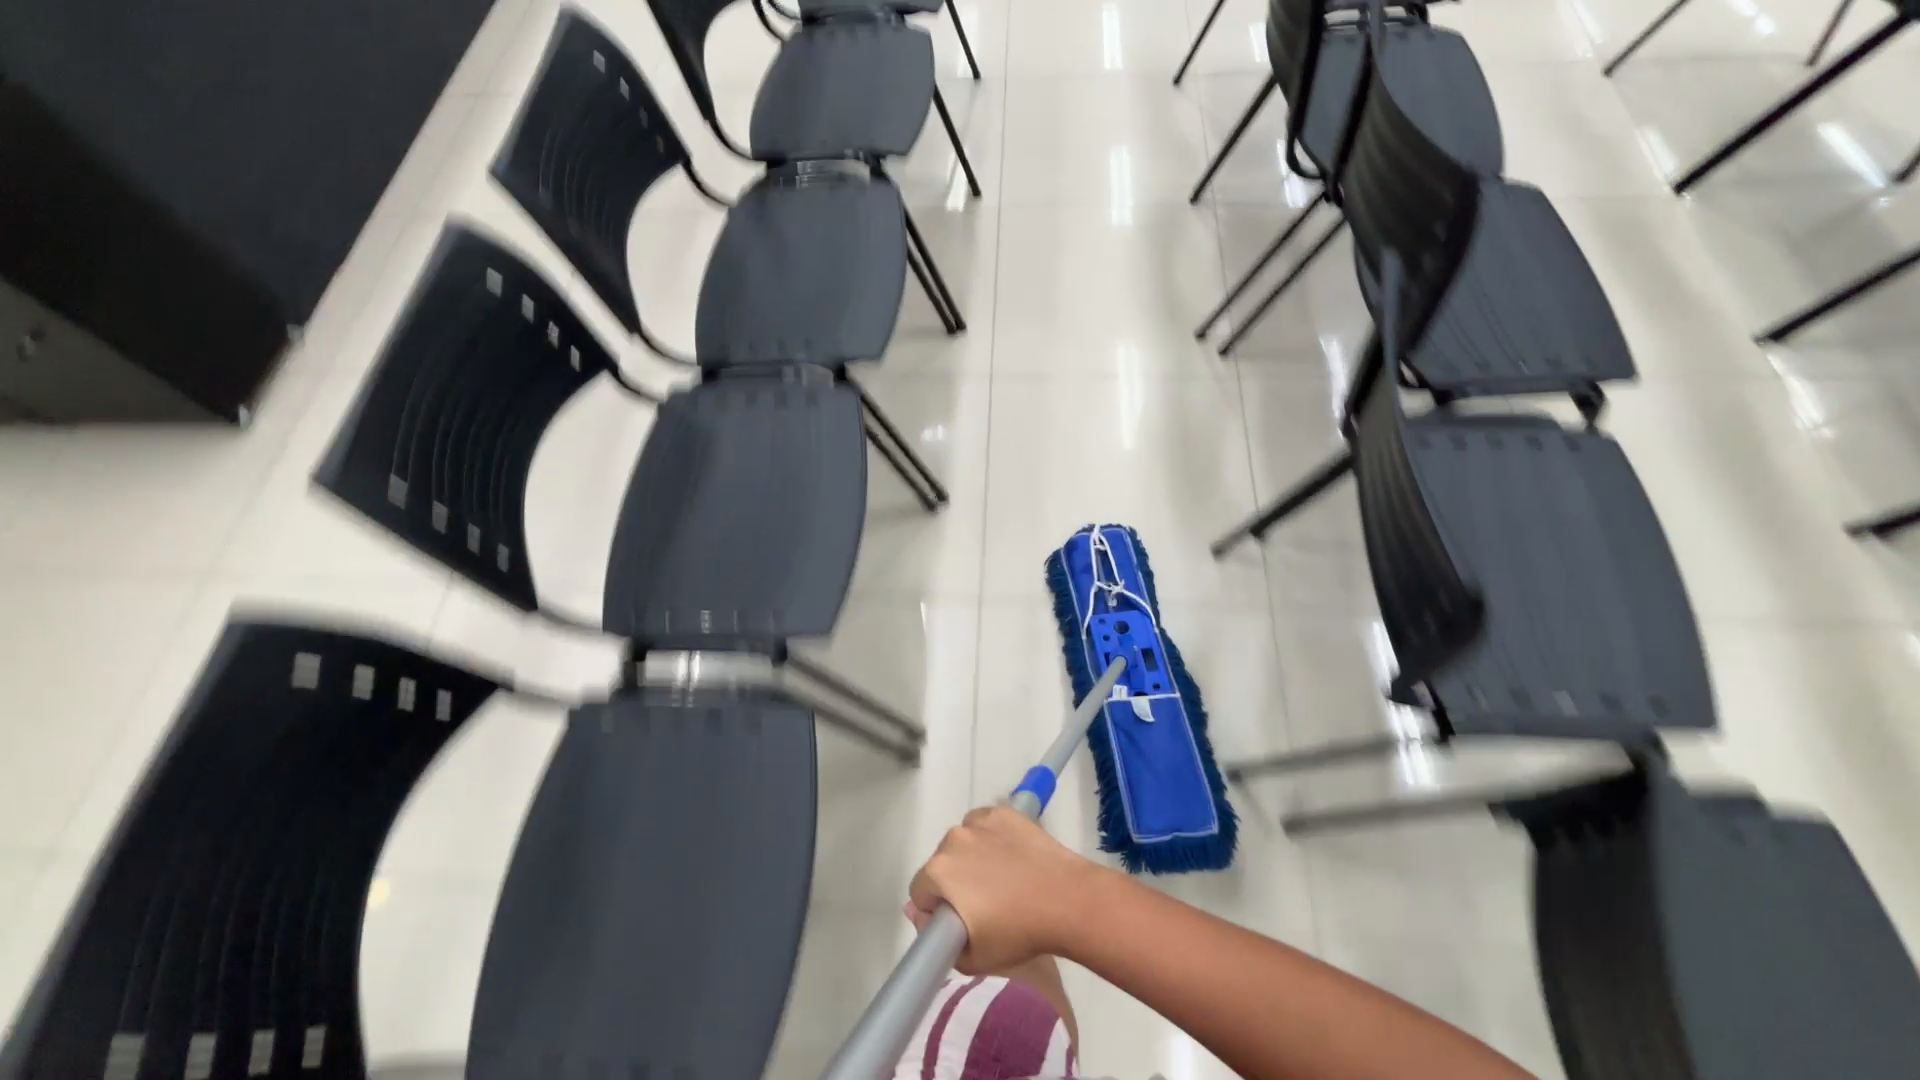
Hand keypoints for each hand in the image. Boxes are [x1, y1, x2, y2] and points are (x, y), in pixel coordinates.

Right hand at [906, 805, 1104, 973]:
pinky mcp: (1004, 812)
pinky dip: (991, 837)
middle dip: (954, 881)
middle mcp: (952, 840)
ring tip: (1002, 877)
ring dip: (971, 856)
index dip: (936, 909)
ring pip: (963, 841)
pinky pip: (985, 825)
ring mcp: (979, 822)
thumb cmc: (1018, 932)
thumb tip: (919, 913)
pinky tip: (1011, 855)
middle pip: (941, 863)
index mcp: (938, 872)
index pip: (920, 891)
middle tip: (985, 902)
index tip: (961, 920)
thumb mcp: (972, 958)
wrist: (1068, 900)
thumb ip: (936, 939)